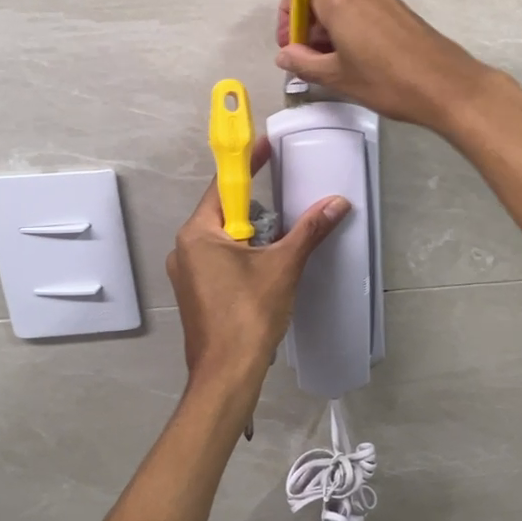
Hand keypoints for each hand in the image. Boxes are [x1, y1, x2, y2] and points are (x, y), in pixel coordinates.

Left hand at [166, 136, 348, 393]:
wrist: (226, 375)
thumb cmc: (249, 315)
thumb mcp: (284, 266)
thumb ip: (309, 230)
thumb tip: (337, 203)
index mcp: (198, 234)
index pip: (224, 185)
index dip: (248, 164)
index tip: (266, 145)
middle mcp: (184, 249)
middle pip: (224, 212)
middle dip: (256, 209)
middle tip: (284, 209)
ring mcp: (186, 273)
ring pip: (223, 239)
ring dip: (252, 236)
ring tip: (280, 246)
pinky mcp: (194, 293)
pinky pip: (219, 260)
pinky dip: (243, 256)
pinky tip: (264, 269)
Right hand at [274, 0, 495, 131]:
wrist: (448, 86)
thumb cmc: (386, 81)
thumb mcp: (338, 76)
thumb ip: (304, 62)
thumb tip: (285, 54)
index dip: (288, 16)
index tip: (291, 46)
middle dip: (309, 26)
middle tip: (309, 62)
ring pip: (345, 7)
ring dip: (331, 31)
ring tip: (335, 67)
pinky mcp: (402, 11)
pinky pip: (366, 13)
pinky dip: (354, 31)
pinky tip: (361, 62)